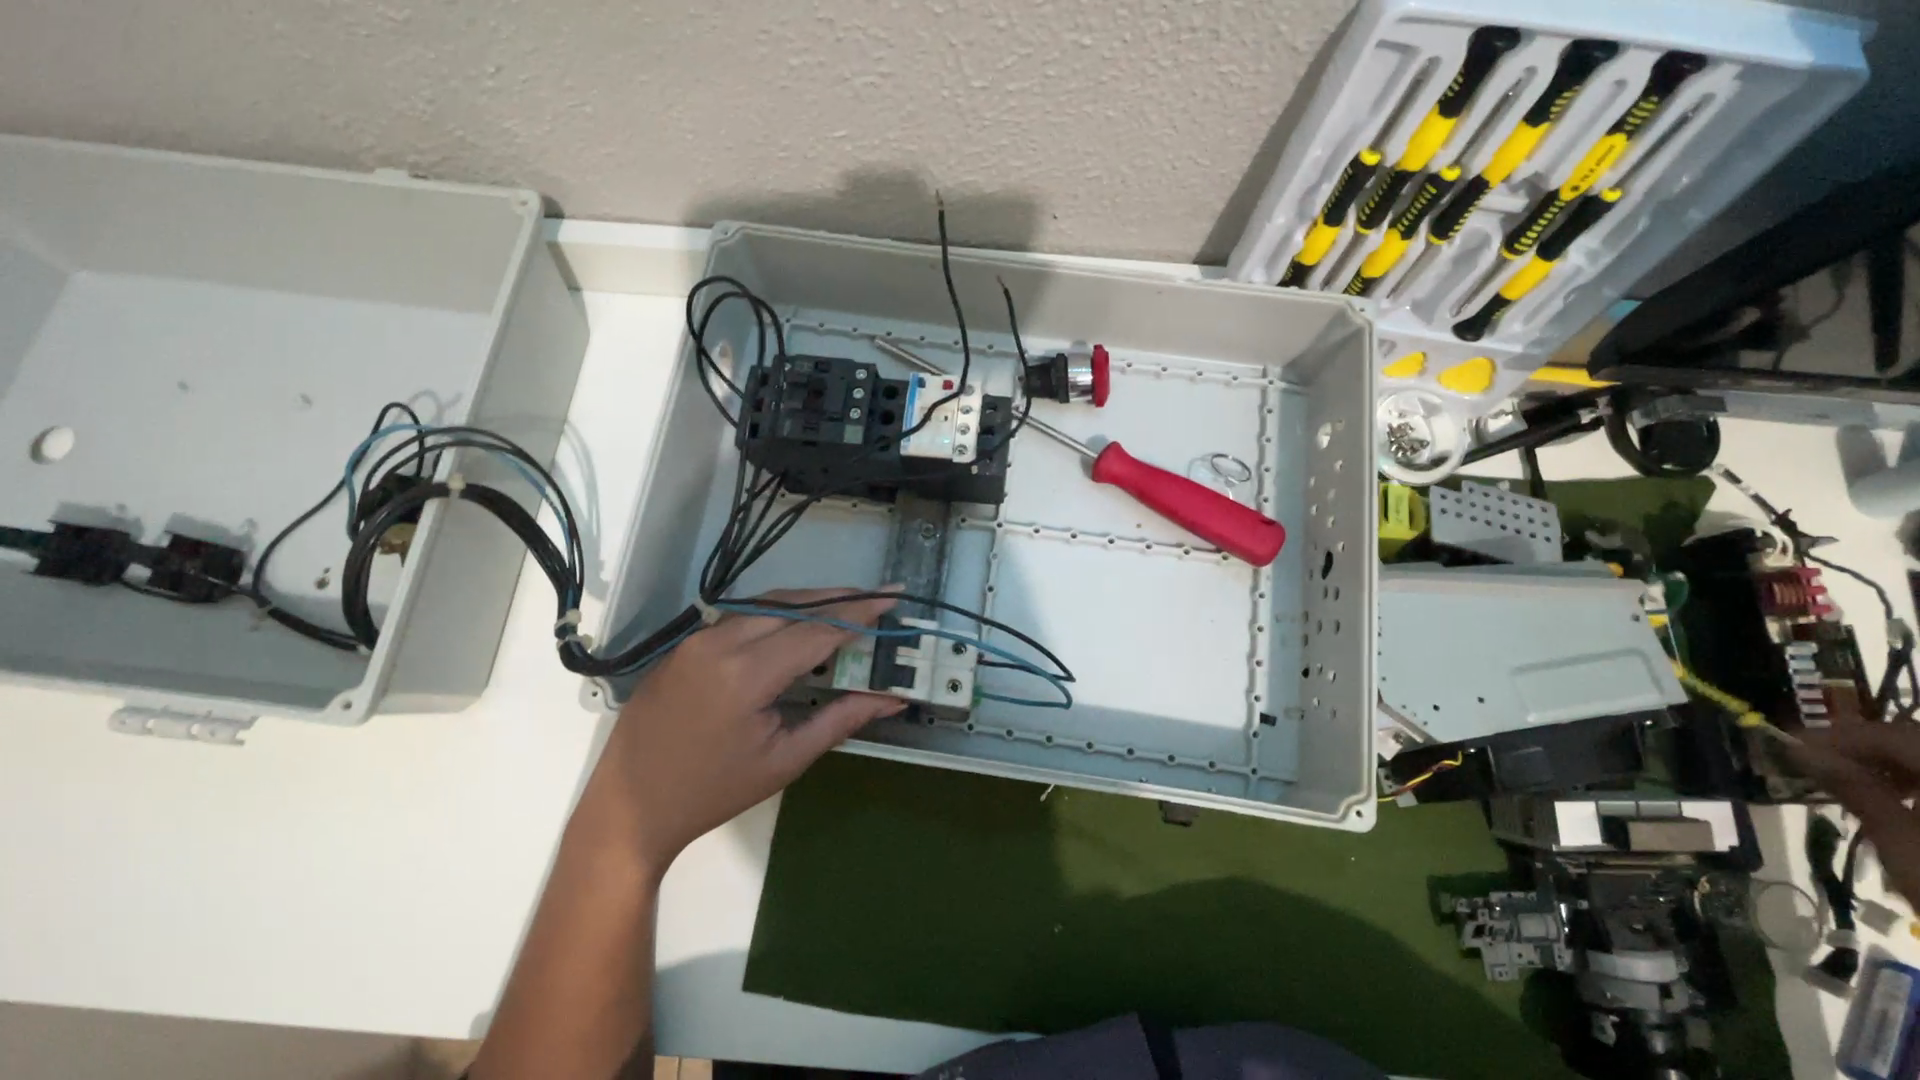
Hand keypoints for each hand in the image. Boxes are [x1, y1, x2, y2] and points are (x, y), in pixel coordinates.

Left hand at [574, 588, 905, 877]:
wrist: (631, 806)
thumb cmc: (713, 792)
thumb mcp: (784, 761)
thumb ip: (840, 720)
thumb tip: (891, 697)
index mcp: (746, 674)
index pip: (817, 629)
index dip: (860, 613)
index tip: (894, 598)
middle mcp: (719, 642)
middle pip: (792, 605)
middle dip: (838, 599)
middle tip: (879, 597)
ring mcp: (696, 640)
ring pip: (763, 605)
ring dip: (807, 602)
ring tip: (847, 606)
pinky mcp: (683, 646)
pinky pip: (738, 618)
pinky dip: (775, 614)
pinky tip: (797, 626)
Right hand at [1796, 724, 1919, 904]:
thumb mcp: (1901, 843)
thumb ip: (1854, 789)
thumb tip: (1800, 751)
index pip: (1896, 735)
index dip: (1839, 737)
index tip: (1791, 747)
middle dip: (1868, 750)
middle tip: (1817, 764)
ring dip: (1897, 766)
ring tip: (1857, 785)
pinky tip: (1904, 802)